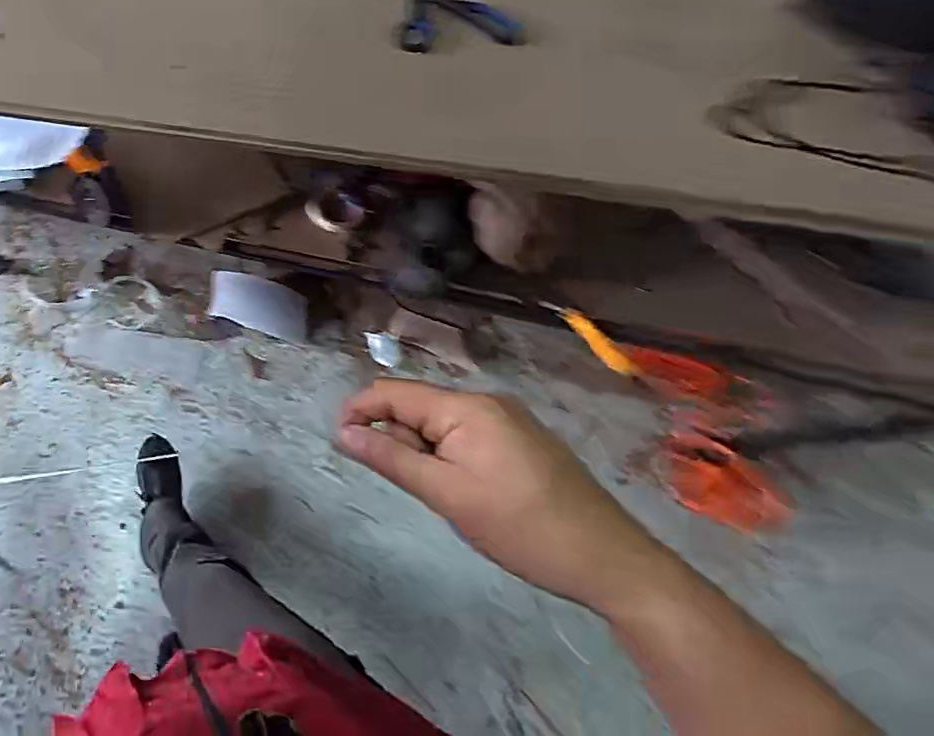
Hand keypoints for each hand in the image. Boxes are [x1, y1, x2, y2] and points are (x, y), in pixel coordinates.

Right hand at [337, 378, 673, 611]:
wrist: (619, 568)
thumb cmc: (524, 528)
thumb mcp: (446, 495)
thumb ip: (389, 458)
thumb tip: (343, 433)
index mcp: (467, 407)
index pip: (391, 392)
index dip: (358, 412)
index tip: (343, 444)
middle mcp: (486, 402)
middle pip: (414, 406)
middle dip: (398, 438)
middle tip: (415, 484)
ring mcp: (508, 419)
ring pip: (437, 422)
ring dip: (423, 450)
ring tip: (445, 492)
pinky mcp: (521, 439)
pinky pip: (463, 434)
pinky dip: (447, 455)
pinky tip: (465, 488)